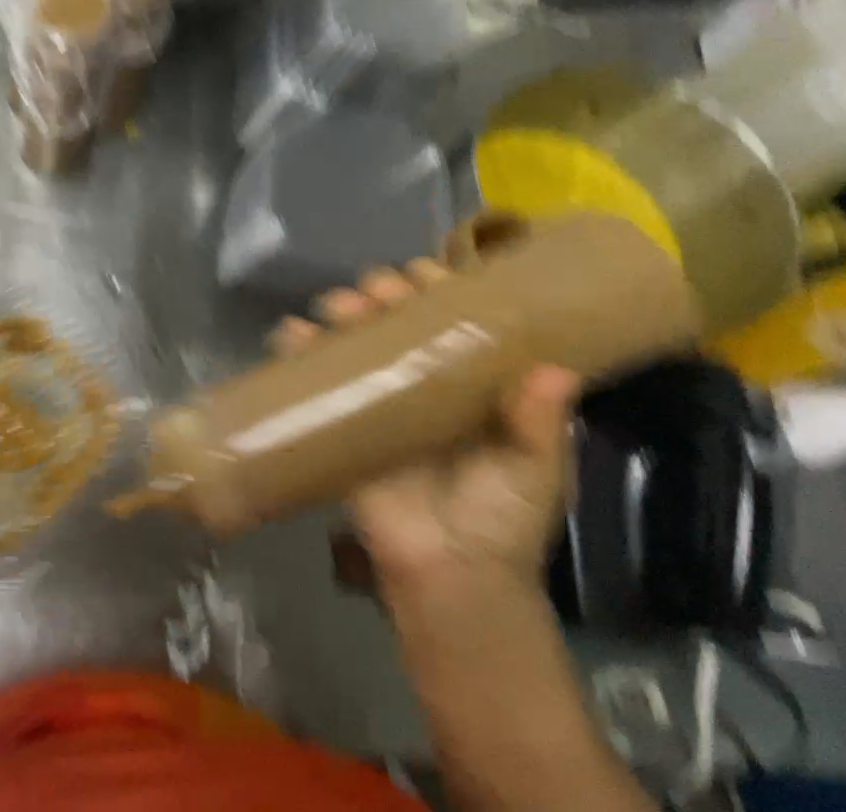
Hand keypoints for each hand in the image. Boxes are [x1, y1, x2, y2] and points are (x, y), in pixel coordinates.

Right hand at [271, 261, 582, 594]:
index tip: (430, 273)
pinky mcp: (339, 425)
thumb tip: (552, 369)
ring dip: (340, 312)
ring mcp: (375, 401)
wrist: (447, 572)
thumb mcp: (534, 470)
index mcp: (471, 383)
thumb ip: (538, 423)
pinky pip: (313, 381)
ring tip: (339, 307)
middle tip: (379, 290)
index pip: (453, 320)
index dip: (441, 288)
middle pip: (395, 320)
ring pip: (352, 341)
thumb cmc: (500, 519)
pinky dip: (297, 351)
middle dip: (383, 294)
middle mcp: (420, 382)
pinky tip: (292, 333)